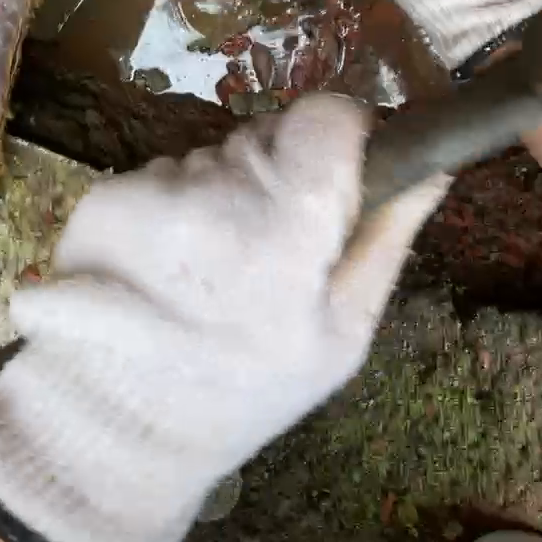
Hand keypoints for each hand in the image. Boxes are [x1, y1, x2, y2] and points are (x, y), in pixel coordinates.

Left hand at [0, 95, 448, 541]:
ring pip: (219, 154)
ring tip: (216, 265)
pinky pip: (168, 174)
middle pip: (273, 133)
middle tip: (272, 245)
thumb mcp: (343, 332)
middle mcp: (215, 189)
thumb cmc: (249, 384)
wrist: (114, 427)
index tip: (340, 172)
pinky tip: (169, 264)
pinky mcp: (106, 194)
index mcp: (284, 224)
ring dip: (229, 191)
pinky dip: (178, 205)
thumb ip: (388, 237)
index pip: (324, 114)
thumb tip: (434, 167)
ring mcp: (153, 188)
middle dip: (284, 172)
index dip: (343, 133)